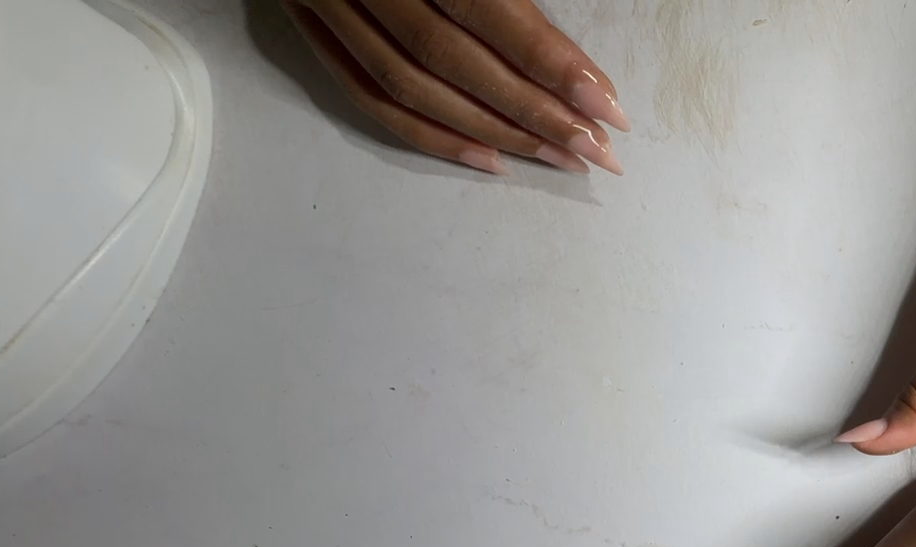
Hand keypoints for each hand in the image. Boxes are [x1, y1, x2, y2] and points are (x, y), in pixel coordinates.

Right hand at [283, 0, 628, 175]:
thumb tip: (576, 68)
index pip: (486, 9)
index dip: (553, 65)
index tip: (609, 108)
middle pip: (452, 60)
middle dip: (536, 114)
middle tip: (599, 151)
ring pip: (414, 87)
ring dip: (498, 134)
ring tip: (563, 160)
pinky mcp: (306, 18)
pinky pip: (367, 95)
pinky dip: (433, 137)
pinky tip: (494, 162)